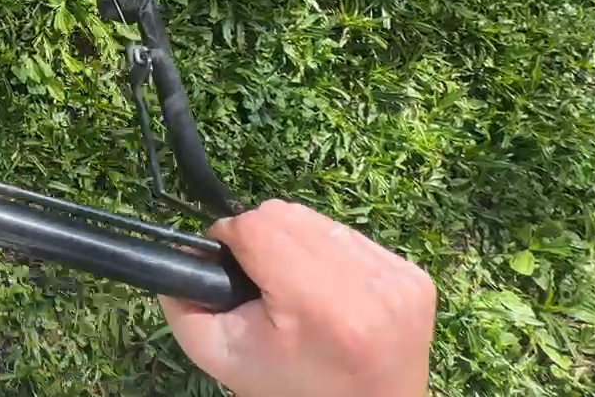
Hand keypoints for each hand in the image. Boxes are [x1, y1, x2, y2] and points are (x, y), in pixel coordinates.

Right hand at [162, 200, 435, 396]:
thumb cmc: (288, 387)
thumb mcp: (216, 352)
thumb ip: (180, 295)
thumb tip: (182, 245)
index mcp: (323, 308)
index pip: (254, 226)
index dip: (230, 241)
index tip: (234, 272)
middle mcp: (369, 289)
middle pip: (281, 215)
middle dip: (259, 238)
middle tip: (263, 280)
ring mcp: (398, 281)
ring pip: (310, 217)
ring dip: (291, 241)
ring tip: (295, 283)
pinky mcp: (415, 278)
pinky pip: (342, 232)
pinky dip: (323, 251)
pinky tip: (328, 287)